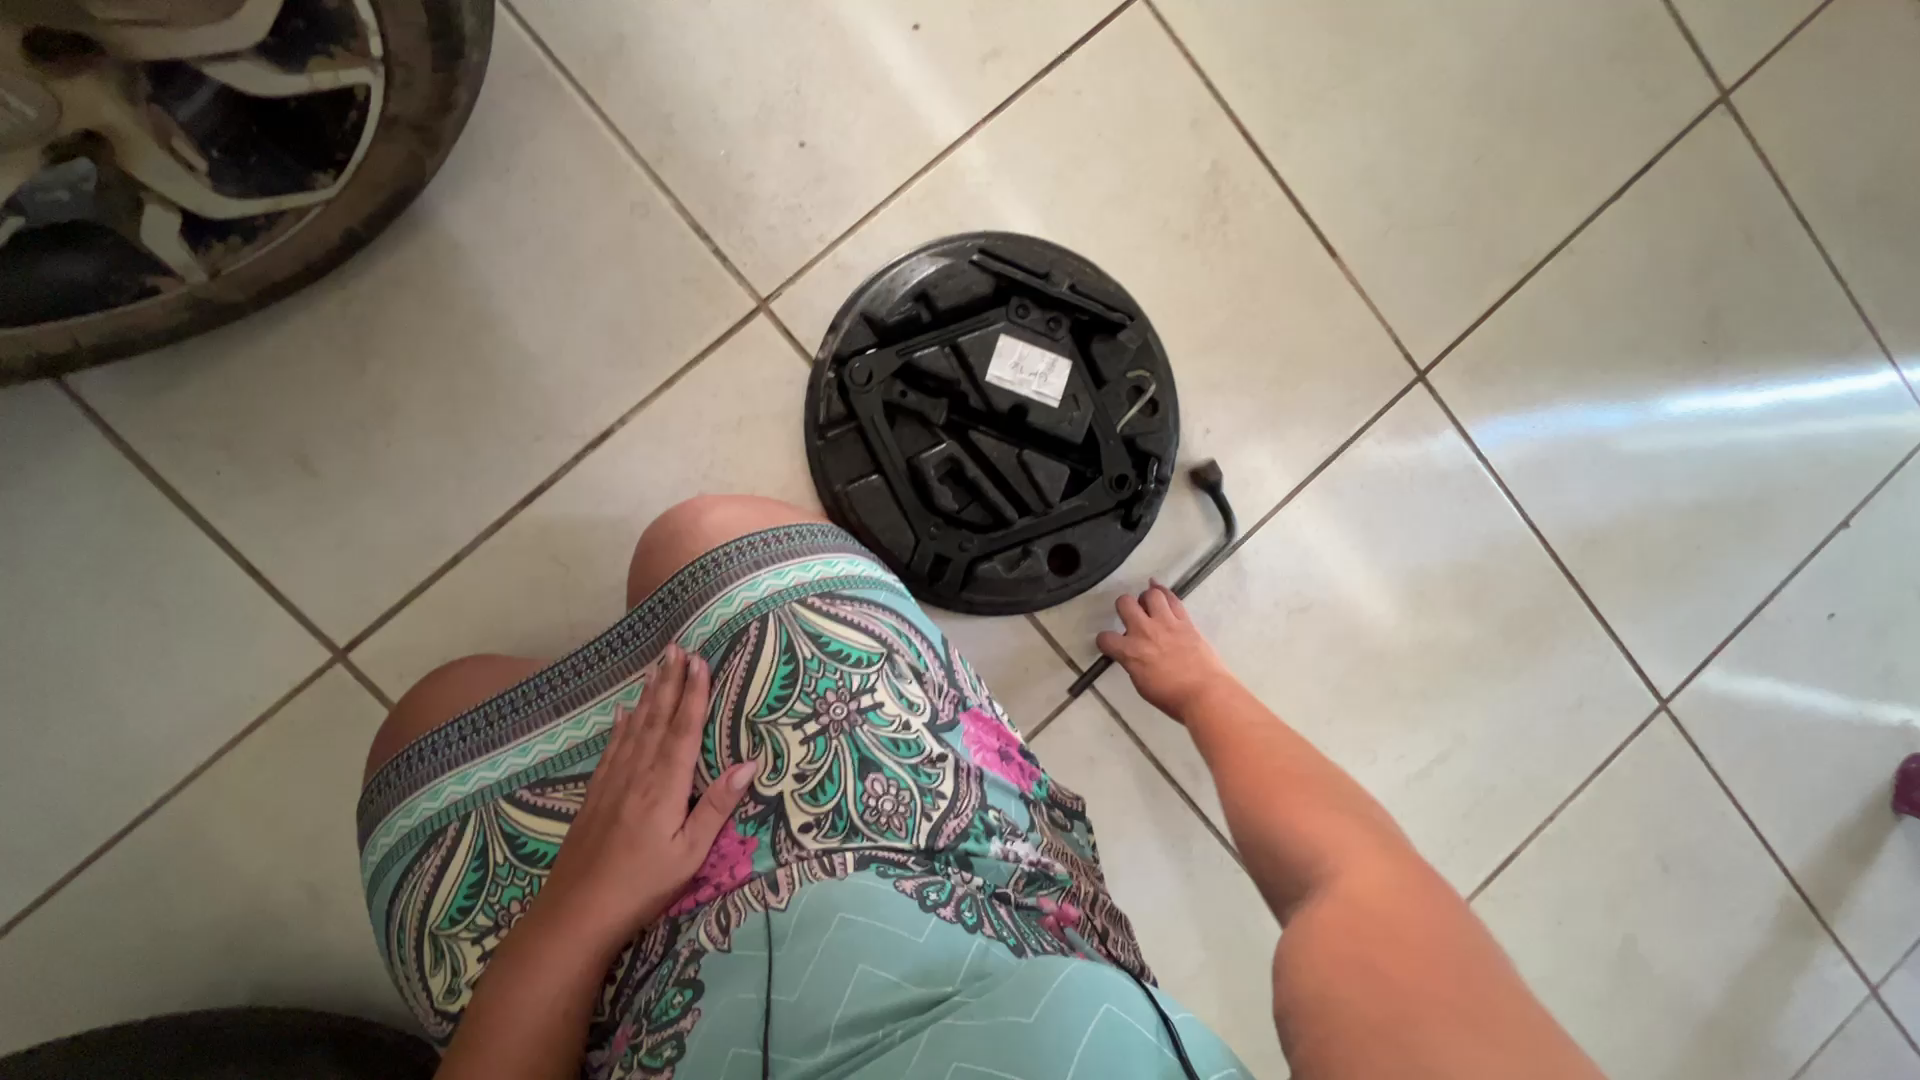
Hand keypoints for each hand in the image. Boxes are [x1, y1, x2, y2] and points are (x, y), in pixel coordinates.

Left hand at [532, 643, 754, 954]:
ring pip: (634, 728)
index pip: (683, 730)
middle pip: (657, 719)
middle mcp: (638, 775)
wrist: (574, 915)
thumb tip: (748, 764)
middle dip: (670, 682)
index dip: (694, 694)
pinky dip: (621, 725)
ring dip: (648, 695)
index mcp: (665, 787)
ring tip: (658, 666)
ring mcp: (613, 783)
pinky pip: (612, 749)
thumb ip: (716, 806)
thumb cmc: (642, 886)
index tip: (700, 661)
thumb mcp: (690, 854)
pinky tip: (625, 711)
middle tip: (678, 648)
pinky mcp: (595, 796)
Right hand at [1095, 581, 1232, 719]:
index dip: (1105, 641)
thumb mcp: (1141, 684)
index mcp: (1130, 652)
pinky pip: (1172, 598)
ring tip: (1149, 605)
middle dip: (1124, 607)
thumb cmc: (1171, 697)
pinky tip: (1157, 587)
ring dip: (1146, 598)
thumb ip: (1133, 664)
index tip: (1111, 645)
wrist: (1205, 694)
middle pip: (1124, 603)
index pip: (1105, 638)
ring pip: (1150, 594)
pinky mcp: (1185, 621)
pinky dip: (1164, 591)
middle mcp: (1144, 631)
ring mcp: (1166, 623)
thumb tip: (1132, 655)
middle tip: (1130, 616)